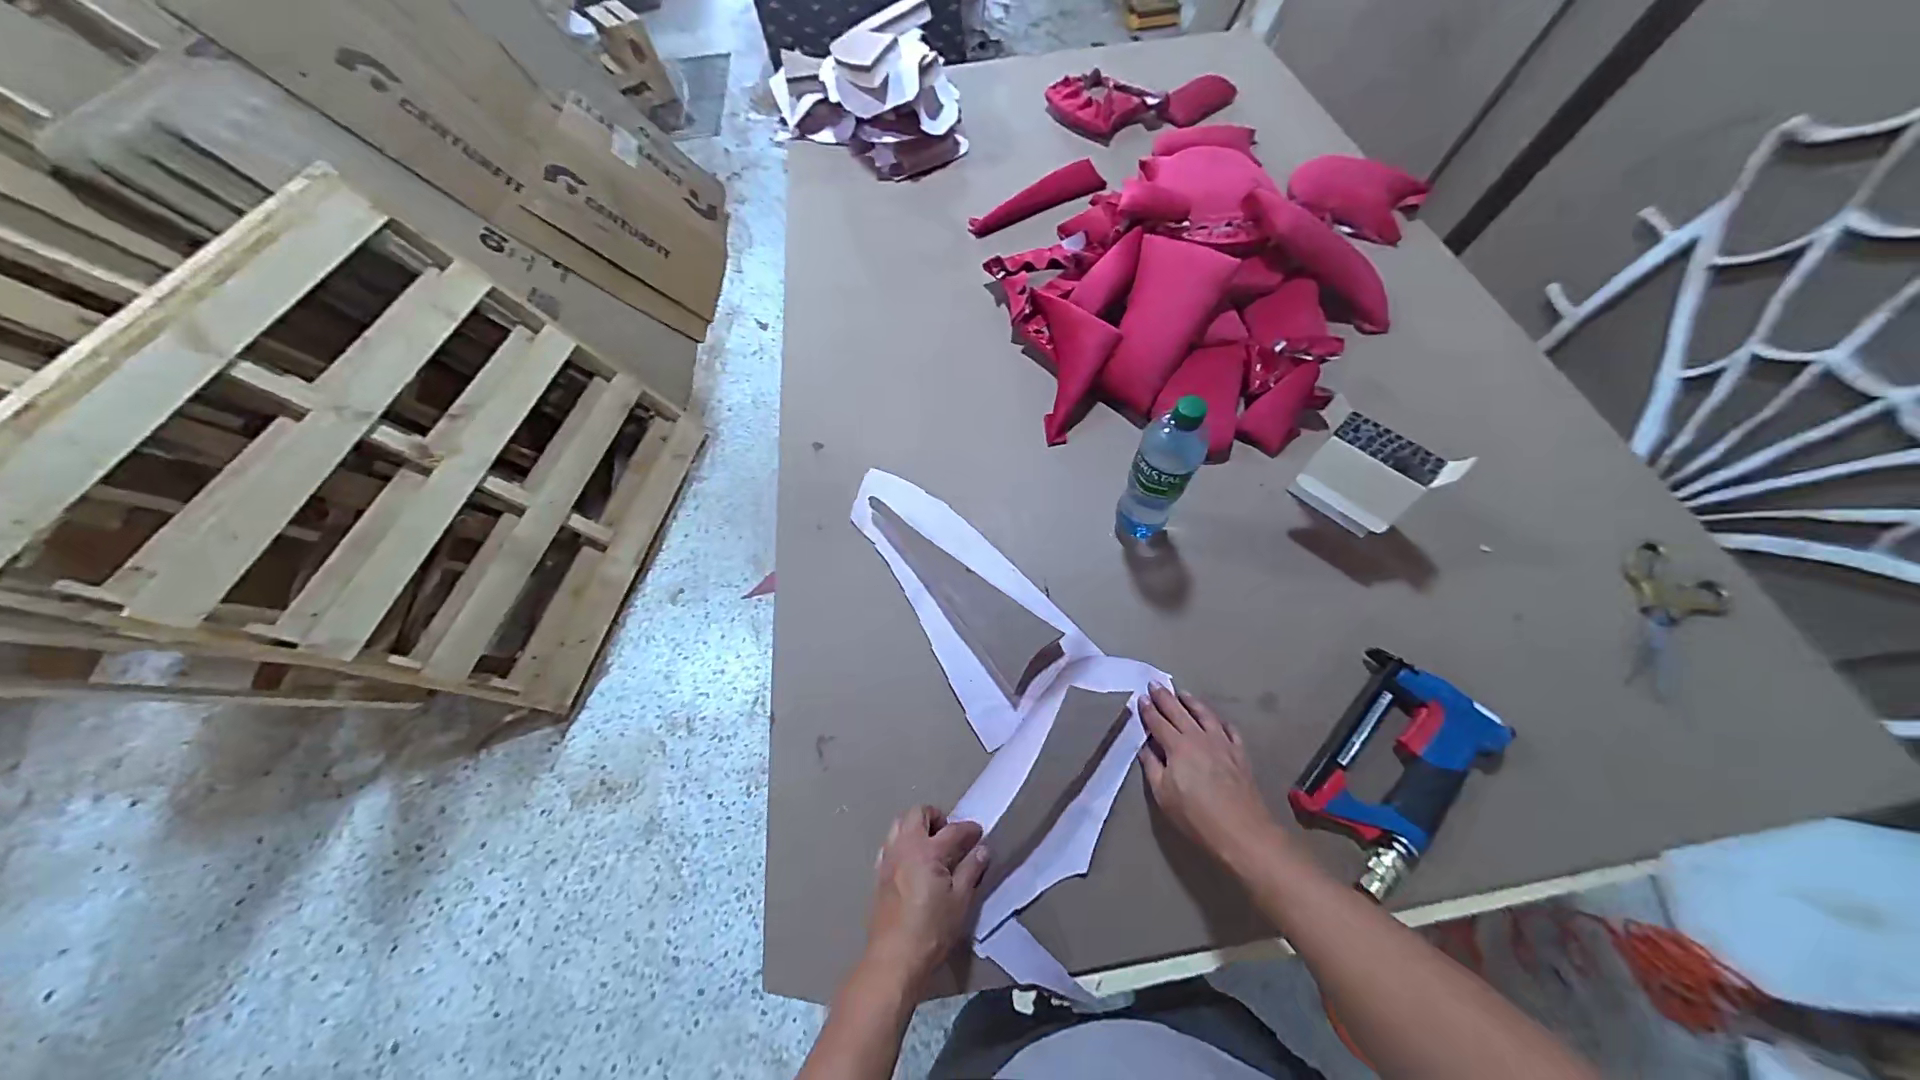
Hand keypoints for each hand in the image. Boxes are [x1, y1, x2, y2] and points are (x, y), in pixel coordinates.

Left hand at [864, 805, 990, 988]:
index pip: (952, 830)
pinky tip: (914, 861)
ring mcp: (888, 859)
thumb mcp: (960, 901)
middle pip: (918, 813)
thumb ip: (971, 870)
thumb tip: (982, 850)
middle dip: (936, 816)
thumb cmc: (931, 931)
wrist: (894, 958)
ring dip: (916, 826)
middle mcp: (904, 847)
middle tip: (950, 834)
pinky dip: (903, 842)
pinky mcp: (879, 874)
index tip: (978, 834)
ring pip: (899, 824)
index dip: (969, 829)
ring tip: (931, 845)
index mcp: (927, 851)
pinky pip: (890, 844)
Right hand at [1137, 685, 1278, 865]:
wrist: (1242, 831)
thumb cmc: (1195, 816)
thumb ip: (1152, 766)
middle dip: (1165, 697)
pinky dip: (1219, 720)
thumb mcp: (1163, 795)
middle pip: (1179, 712)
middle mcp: (1199, 738)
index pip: (1158, 723)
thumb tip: (1146, 747)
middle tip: (1156, 684)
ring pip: (1205, 715)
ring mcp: (1222, 744)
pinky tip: (1216, 719)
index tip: (1142, 698)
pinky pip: (1229, 729)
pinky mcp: (1240, 754)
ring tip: (1183, 693)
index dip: (1148, 710)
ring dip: (1192, 702)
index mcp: (1177, 747)